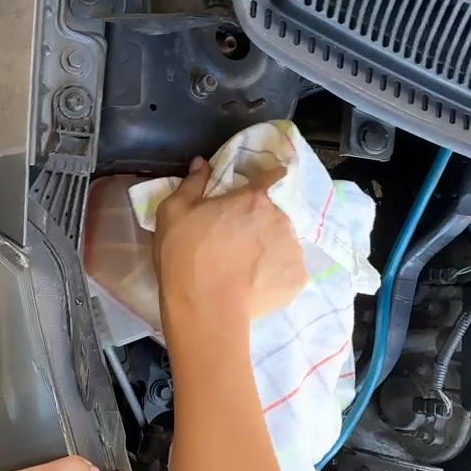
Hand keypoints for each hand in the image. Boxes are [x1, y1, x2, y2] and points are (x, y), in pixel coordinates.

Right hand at [154, 157, 308, 329]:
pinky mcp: (298, 279)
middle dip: (258, 223)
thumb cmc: (184, 255)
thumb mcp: (173, 213)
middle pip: (272, 214)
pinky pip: (287, 270)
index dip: (266, 179)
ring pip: (282, 242)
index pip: (271, 176)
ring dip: (268, 249)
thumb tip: (202, 162)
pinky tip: (253, 285)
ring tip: (243, 269)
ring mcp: (293, 250)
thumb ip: (191, 184)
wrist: (204, 308)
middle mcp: (280, 218)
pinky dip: (273, 274)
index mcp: (252, 199)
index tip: (258, 189)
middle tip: (233, 243)